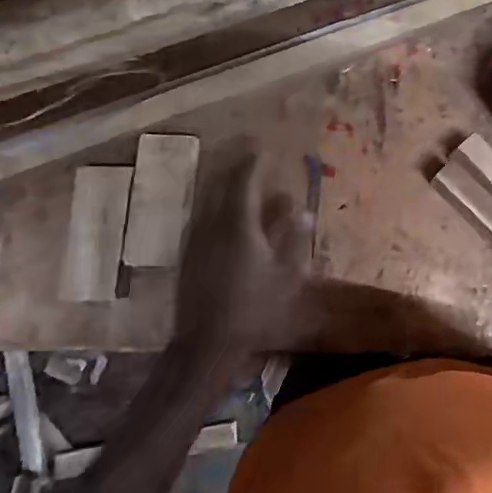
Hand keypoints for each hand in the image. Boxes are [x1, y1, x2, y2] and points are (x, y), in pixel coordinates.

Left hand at [172, 149, 315, 370]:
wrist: (207, 345)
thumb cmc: (255, 310)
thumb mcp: (287, 276)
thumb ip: (294, 240)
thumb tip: (302, 210)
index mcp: (238, 227)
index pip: (243, 184)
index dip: (253, 163)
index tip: (261, 146)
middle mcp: (212, 228)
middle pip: (219, 187)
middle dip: (233, 166)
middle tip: (247, 152)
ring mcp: (196, 242)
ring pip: (208, 202)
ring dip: (222, 185)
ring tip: (236, 175)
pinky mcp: (189, 257)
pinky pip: (202, 219)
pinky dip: (215, 206)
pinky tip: (223, 212)